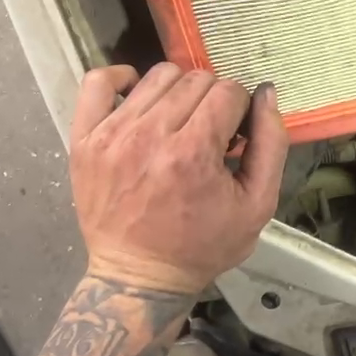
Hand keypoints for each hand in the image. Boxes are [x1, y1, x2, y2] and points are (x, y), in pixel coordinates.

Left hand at [69, 63, 286, 295]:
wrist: (138, 280)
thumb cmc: (202, 245)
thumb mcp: (257, 205)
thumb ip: (271, 144)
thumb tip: (266, 93)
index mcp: (193, 153)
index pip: (229, 91)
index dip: (239, 110)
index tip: (233, 135)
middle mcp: (149, 136)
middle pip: (196, 79)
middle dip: (212, 101)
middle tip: (208, 133)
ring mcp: (112, 135)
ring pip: (158, 75)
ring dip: (177, 92)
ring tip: (177, 123)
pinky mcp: (84, 139)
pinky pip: (99, 81)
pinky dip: (122, 79)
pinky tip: (139, 100)